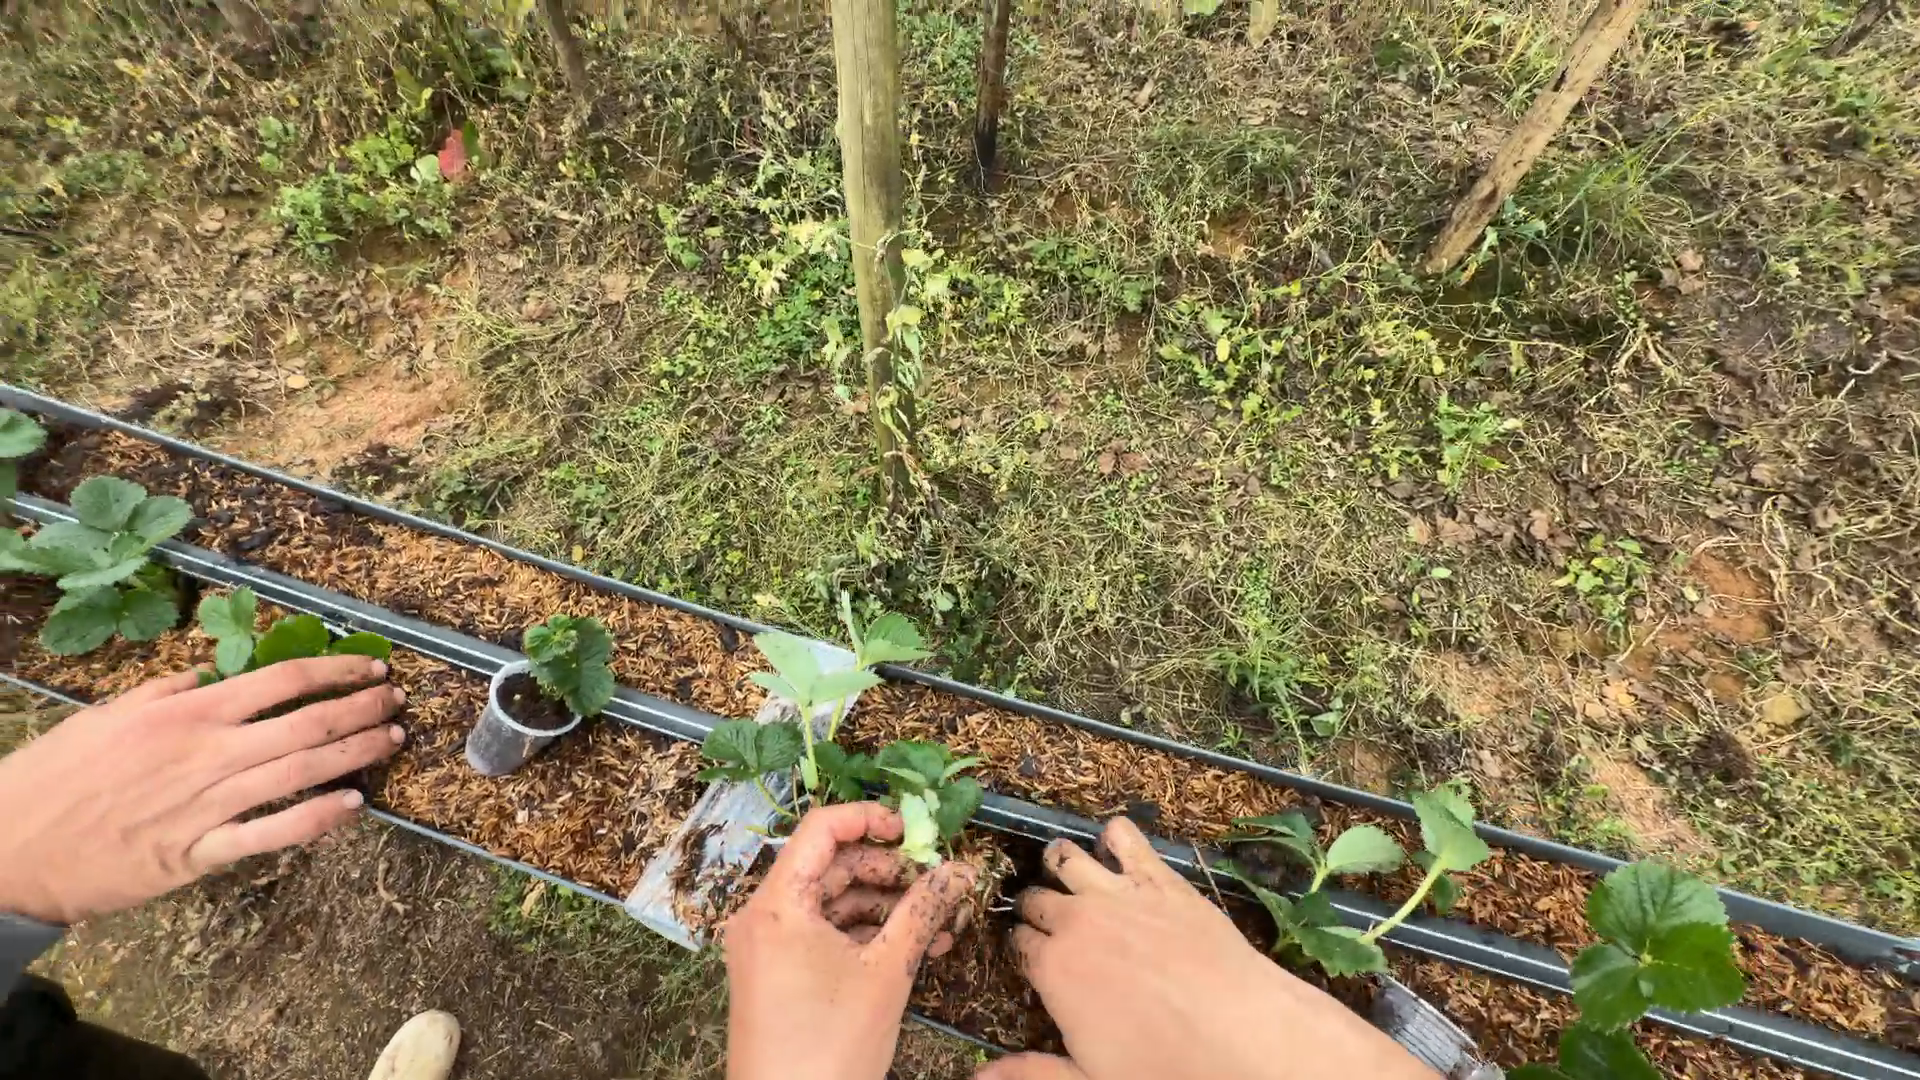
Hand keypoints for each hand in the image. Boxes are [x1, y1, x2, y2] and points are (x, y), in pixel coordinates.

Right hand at [0, 657, 405, 924]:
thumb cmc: (50, 777)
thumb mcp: (106, 716)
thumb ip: (169, 690)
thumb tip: (219, 672)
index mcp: (188, 714)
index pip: (285, 680)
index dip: (339, 672)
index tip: (374, 669)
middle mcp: (208, 753)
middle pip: (309, 723)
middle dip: (364, 708)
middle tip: (397, 701)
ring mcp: (207, 803)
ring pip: (304, 770)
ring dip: (359, 752)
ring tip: (394, 738)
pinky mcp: (199, 851)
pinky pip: (271, 832)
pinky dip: (317, 818)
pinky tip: (355, 804)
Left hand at [724, 802, 977, 1079]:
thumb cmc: (831, 1047)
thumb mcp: (887, 973)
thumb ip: (924, 911)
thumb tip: (961, 870)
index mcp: (777, 903)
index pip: (821, 827)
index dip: (869, 819)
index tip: (912, 832)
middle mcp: (763, 914)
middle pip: (831, 864)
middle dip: (888, 871)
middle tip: (935, 882)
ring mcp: (768, 944)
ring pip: (832, 900)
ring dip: (885, 905)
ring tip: (938, 920)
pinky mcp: (777, 970)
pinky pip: (823, 931)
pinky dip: (865, 932)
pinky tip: (914, 945)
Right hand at [981, 817, 1435, 1079]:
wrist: (1246, 1037)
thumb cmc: (1167, 1068)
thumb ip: (1029, 1074)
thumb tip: (977, 1076)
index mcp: (1054, 968)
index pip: (1017, 941)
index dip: (1023, 947)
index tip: (1032, 955)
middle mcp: (1075, 919)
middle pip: (1035, 897)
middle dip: (1036, 907)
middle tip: (1050, 921)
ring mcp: (1115, 891)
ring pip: (1064, 857)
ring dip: (1060, 864)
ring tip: (1068, 875)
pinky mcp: (1156, 875)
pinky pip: (1120, 835)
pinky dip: (1112, 837)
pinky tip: (1116, 850)